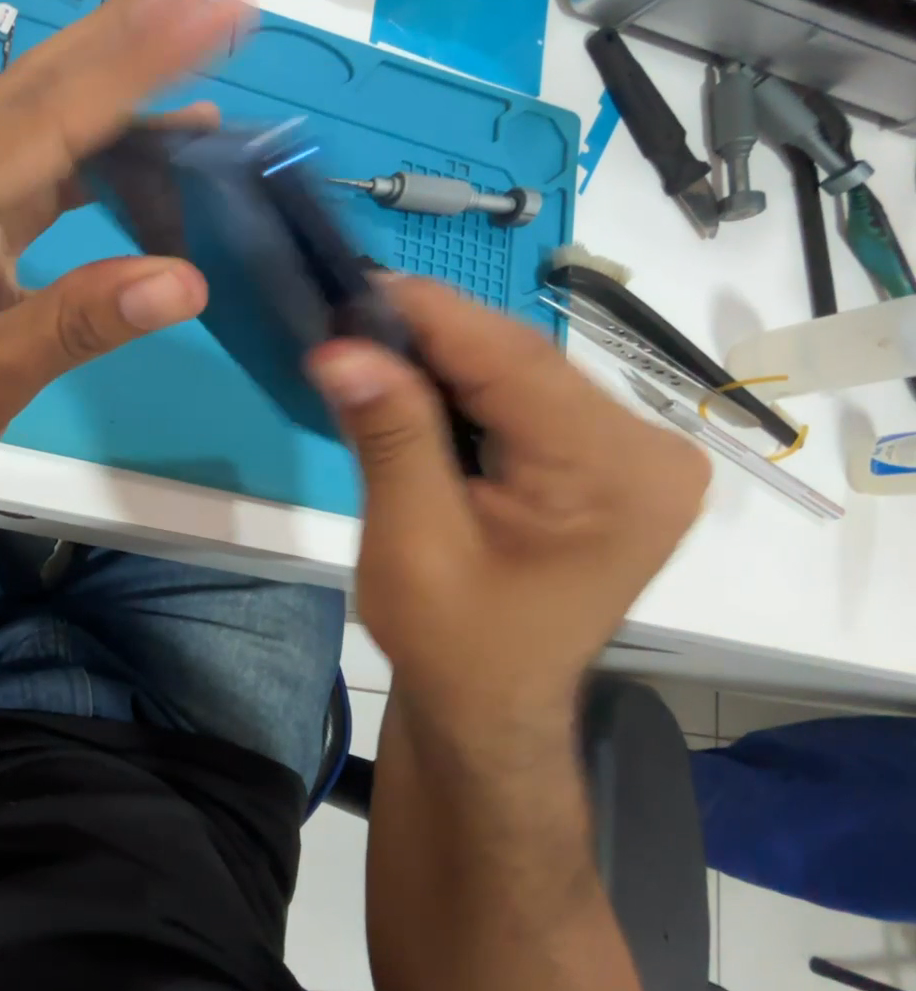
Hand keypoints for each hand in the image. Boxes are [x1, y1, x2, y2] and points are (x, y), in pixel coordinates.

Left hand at [0, 0, 245, 554]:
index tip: (212, 6)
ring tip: (191, 54)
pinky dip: (91, 170)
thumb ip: (75, 325)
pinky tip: (142, 161)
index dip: (134, 65)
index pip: (46, 118)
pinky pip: (32, 188)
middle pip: (34, 96)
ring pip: (34, 135)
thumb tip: (186, 280)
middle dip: (121, 40)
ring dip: (110, 97)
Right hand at [307, 278, 709, 725]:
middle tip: (344, 318)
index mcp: (614, 474)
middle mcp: (648, 452)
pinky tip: (409, 388)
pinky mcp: (607, 468)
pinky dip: (463, 395)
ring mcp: (636, 459)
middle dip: (430, 338)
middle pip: (523, 366)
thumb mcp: (412, 540)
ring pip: (522, 380)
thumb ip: (389, 437)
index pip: (514, 363)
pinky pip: (526, 407)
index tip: (352, 282)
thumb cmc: (450, 640)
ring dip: (442, 364)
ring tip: (364, 346)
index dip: (429, 315)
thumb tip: (340, 349)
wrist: (487, 707)